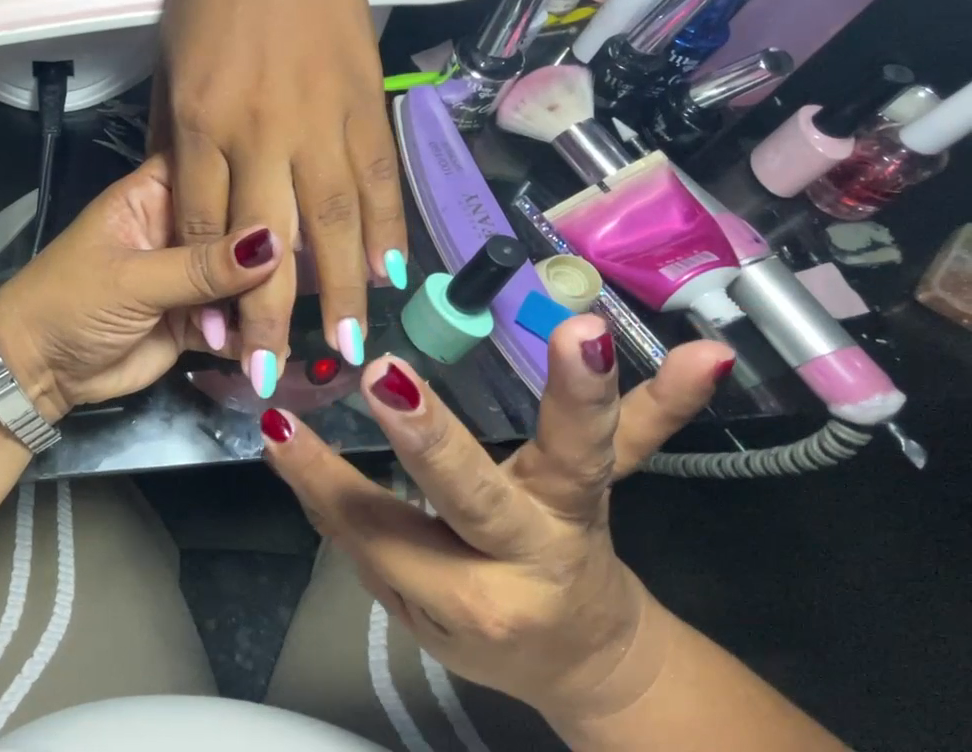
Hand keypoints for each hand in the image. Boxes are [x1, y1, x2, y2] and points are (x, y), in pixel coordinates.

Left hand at [0, 156, 280, 420]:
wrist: (40, 370)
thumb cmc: (68, 303)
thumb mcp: (132, 279)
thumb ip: (200, 266)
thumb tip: (273, 243)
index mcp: (152, 195)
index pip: (212, 169)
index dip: (256, 176)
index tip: (304, 190)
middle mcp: (179, 228)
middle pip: (238, 226)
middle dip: (272, 249)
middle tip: (315, 269)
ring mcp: (190, 276)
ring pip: (244, 278)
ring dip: (267, 299)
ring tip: (301, 315)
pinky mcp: (196, 320)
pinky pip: (235, 322)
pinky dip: (253, 337)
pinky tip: (277, 349)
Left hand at [158, 0, 405, 391]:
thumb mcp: (169, 69)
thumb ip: (179, 143)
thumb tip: (187, 206)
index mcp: (199, 123)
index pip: (205, 225)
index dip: (210, 289)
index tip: (216, 343)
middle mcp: (259, 129)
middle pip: (267, 240)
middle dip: (273, 316)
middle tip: (279, 375)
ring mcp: (319, 115)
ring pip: (335, 220)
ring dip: (345, 290)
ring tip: (353, 346)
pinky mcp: (368, 98)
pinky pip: (380, 176)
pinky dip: (392, 228)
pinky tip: (398, 272)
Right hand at [261, 314, 735, 722]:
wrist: (583, 653)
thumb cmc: (480, 627)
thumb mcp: (406, 602)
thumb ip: (353, 525)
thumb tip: (284, 440)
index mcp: (470, 595)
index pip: (380, 530)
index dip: (323, 479)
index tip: (276, 426)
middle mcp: (527, 554)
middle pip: (472, 496)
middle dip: (429, 440)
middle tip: (387, 381)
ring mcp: (576, 513)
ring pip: (576, 458)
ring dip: (576, 395)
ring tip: (580, 333)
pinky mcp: (606, 489)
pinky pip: (640, 448)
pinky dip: (671, 403)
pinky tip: (709, 355)